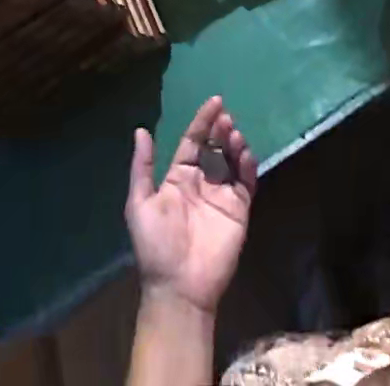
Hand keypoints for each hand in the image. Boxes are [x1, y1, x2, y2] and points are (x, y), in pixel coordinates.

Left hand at [125, 96, 257, 312]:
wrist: (179, 286)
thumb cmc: (156, 245)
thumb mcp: (140, 204)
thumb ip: (143, 167)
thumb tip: (141, 130)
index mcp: (178, 178)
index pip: (193, 142)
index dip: (203, 121)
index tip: (215, 102)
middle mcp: (202, 182)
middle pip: (216, 147)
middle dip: (221, 129)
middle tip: (226, 118)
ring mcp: (223, 194)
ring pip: (233, 159)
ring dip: (235, 144)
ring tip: (233, 136)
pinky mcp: (240, 208)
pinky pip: (247, 181)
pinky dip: (249, 165)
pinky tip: (246, 155)